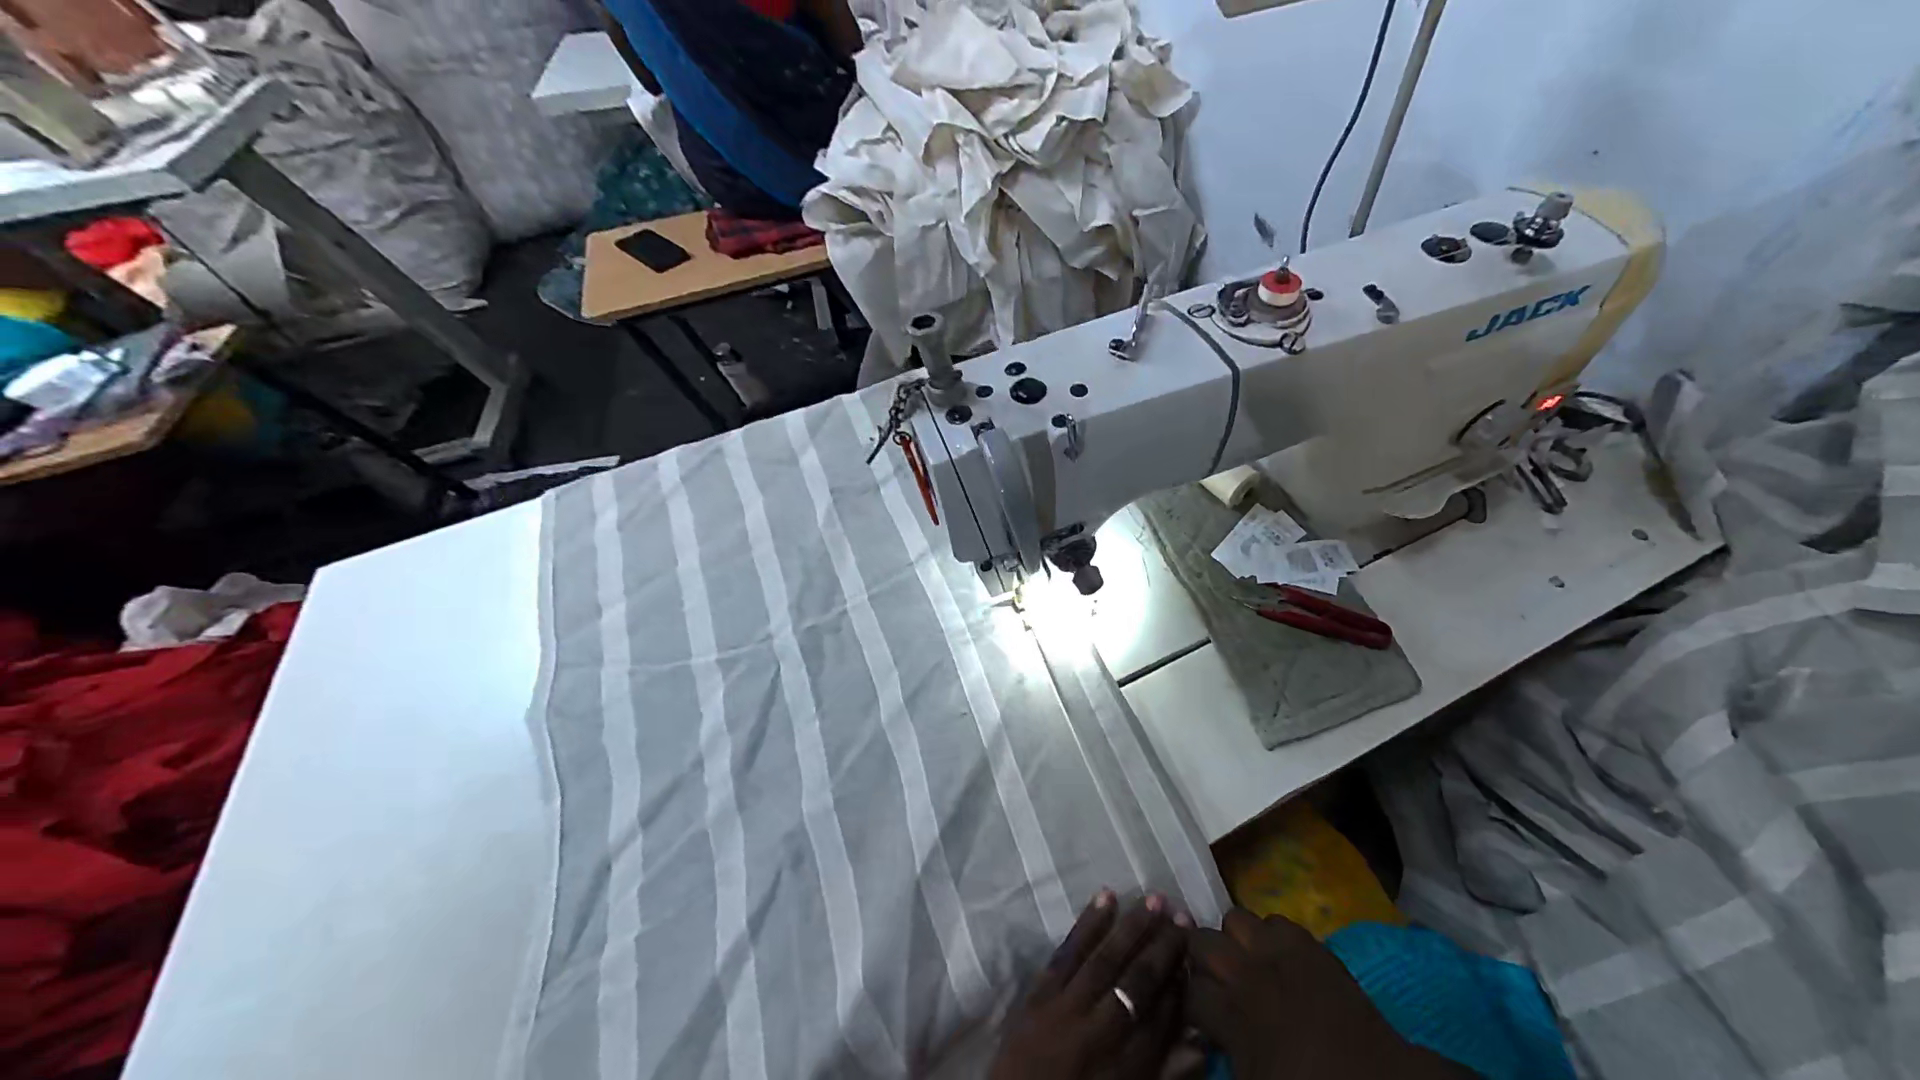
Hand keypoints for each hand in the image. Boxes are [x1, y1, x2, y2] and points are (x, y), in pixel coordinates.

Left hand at [989, 890, 1190, 1079]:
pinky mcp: (1038, 995)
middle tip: (1181, 914)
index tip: (1195, 951)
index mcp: (1126, 1069)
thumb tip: (1199, 1043)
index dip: (1181, 984)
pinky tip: (1106, 898)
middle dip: (1163, 948)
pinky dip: (1087, 925)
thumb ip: (1164, 1074)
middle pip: (1137, 983)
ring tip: (1153, 899)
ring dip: (1131, 928)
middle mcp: (1100, 1035)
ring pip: (1104, 961)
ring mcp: (1065, 1010)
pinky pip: (1066, 953)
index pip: (1163, 1019)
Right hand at [1184, 908, 1473, 1079]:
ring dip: (1237, 941)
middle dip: (1204, 959)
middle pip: (1201, 941)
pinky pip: (1276, 921)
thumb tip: (1205, 1032)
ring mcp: (1278, 951)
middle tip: (1217, 981)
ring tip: (1247, 962)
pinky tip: (1279, 959)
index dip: (1190, 998)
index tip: (1199, 1009)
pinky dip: (1272, 936)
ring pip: (1235, 919)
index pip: (1187, 988)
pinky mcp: (1309, 943)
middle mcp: (1245, 972)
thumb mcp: (1251, 1077)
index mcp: (1229, 1012)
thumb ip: (1222, 1045)